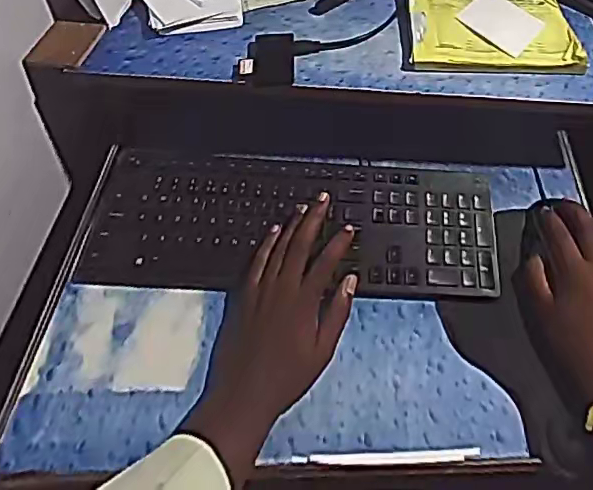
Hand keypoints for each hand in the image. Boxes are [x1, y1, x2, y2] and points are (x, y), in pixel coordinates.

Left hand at [182, 193, 356, 484]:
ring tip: (303, 208)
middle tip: (322, 200)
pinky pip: (256, 259)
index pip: (326, 261)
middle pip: (301, 243)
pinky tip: (274, 230)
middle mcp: (282, 289)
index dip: (339, 242)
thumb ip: (337, 313)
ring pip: (279, 246)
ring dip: (292, 224)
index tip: (347, 229)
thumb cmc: (284, 378)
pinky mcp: (243, 293)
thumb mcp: (322, 351)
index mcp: (304, 302)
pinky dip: (266, 242)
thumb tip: (350, 283)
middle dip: (314, 218)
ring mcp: (261, 288)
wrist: (243, 394)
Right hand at [520, 200, 592, 397]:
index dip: (545, 217)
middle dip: (569, 210)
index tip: (537, 212)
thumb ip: (532, 276)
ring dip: (587, 220)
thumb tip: (533, 255)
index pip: (557, 230)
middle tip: (556, 205)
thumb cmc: (570, 347)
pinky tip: (590, 242)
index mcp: (574, 269)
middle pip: (586, 224)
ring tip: (573, 217)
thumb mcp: (539, 311)